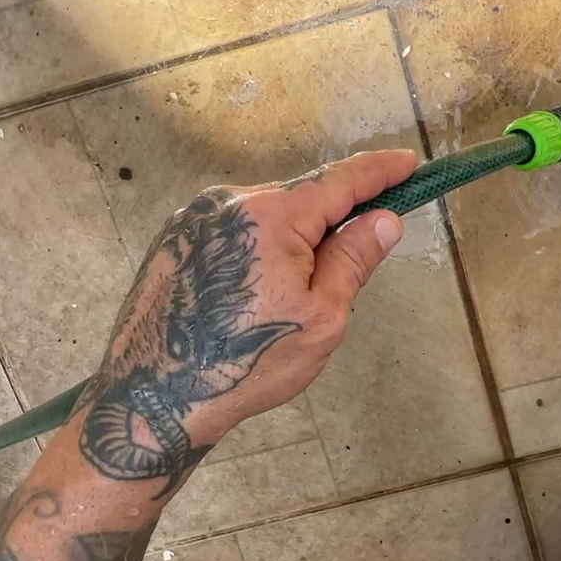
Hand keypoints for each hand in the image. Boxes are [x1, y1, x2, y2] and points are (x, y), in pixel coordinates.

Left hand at [73, 150, 416, 492]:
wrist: (151, 397)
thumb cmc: (247, 362)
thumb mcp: (321, 317)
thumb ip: (353, 259)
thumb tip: (384, 219)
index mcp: (270, 215)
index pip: (340, 180)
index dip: (379, 171)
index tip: (408, 162)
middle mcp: (228, 203)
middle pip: (300, 200)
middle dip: (331, 224)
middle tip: (346, 273)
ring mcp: (194, 219)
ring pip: (266, 218)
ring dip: (292, 243)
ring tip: (286, 305)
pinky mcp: (174, 241)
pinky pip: (236, 233)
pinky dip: (260, 252)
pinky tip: (253, 299)